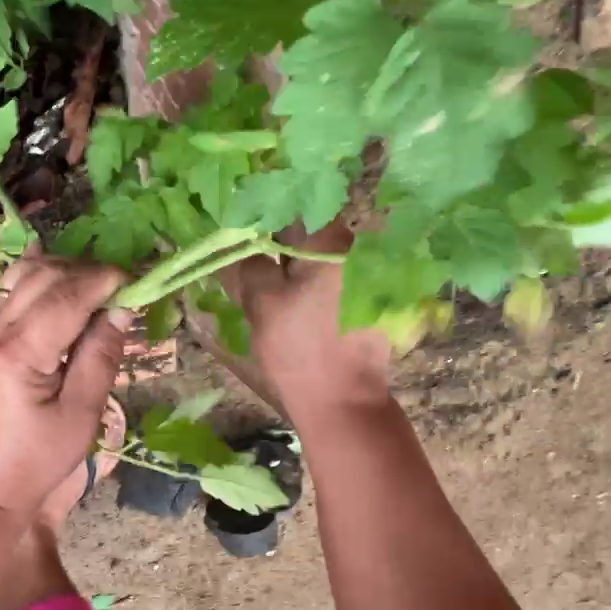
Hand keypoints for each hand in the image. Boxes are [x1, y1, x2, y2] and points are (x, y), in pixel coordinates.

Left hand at [0, 254, 130, 515]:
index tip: (139, 281)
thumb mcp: (81, 413)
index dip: (105, 281)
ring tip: (99, 287)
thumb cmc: (39, 457)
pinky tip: (65, 278)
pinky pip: (12, 290)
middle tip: (124, 286)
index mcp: (21, 352)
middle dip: (87, 272)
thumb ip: (101, 356)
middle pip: (44, 276)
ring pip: (24, 275)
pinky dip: (40, 278)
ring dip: (64, 271)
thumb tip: (122, 309)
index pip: (67, 295)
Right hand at [220, 220, 391, 416]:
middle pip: (309, 231)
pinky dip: (310, 282)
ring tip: (263, 281)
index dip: (264, 214)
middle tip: (246, 258)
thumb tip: (241, 240)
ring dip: (293, 263)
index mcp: (334, 244)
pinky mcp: (371, 299)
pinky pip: (333, 277)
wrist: (342, 401)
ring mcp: (370, 276)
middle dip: (277, 240)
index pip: (295, 209)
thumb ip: (249, 262)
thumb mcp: (262, 302)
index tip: (240, 228)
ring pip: (319, 256)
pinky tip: (290, 302)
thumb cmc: (299, 348)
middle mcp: (359, 251)